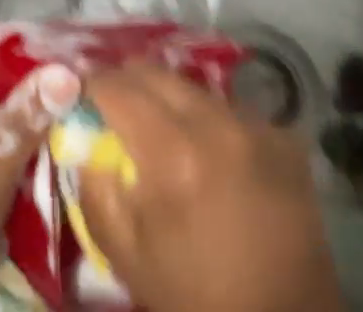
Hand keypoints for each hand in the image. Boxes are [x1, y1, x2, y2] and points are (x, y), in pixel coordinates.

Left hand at [0, 9, 80, 305]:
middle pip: (5, 57)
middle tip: (94, 67)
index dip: (19, 28)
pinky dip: (43, 119)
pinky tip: (77, 125)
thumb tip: (68, 71)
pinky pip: (20, 117)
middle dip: (44, 60)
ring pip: (16, 88)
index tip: (65, 39)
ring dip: (47, 92)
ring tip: (95, 92)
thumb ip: (26, 115)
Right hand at [79, 64, 342, 311]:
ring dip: (167, 98)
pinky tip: (205, 147)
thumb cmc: (195, 291)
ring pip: (193, 87)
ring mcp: (258, 129)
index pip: (116, 88)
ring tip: (157, 125)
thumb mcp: (123, 250)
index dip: (89, 86)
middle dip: (125, 83)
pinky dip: (207, 118)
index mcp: (172, 153)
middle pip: (156, 73)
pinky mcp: (286, 142)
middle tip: (110, 105)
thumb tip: (85, 136)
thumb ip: (93, 185)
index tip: (76, 97)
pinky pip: (230, 109)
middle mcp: (218, 125)